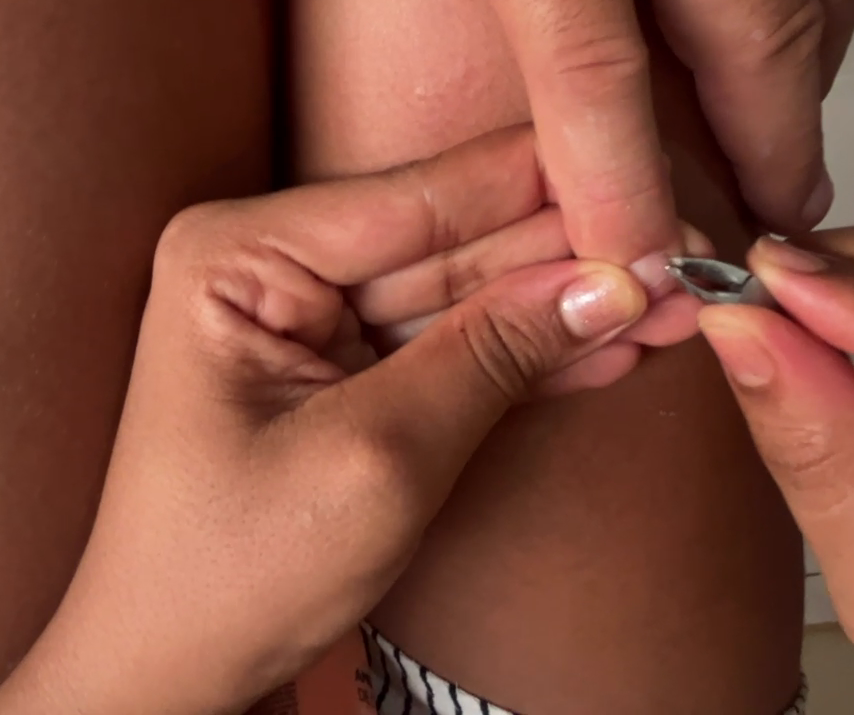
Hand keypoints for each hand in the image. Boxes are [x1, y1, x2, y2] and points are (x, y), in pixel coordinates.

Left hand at [0, 130, 661, 714]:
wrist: (175, 666)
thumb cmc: (227, 570)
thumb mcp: (374, 456)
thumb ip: (489, 356)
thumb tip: (605, 286)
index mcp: (241, 253)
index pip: (416, 198)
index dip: (538, 192)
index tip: (643, 188)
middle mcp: (273, 261)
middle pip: (447, 238)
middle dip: (565, 252)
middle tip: (678, 249)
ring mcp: (313, 310)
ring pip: (463, 289)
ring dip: (563, 300)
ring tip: (670, 296)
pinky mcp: (347, 359)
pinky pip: (450, 340)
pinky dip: (528, 348)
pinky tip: (609, 340)